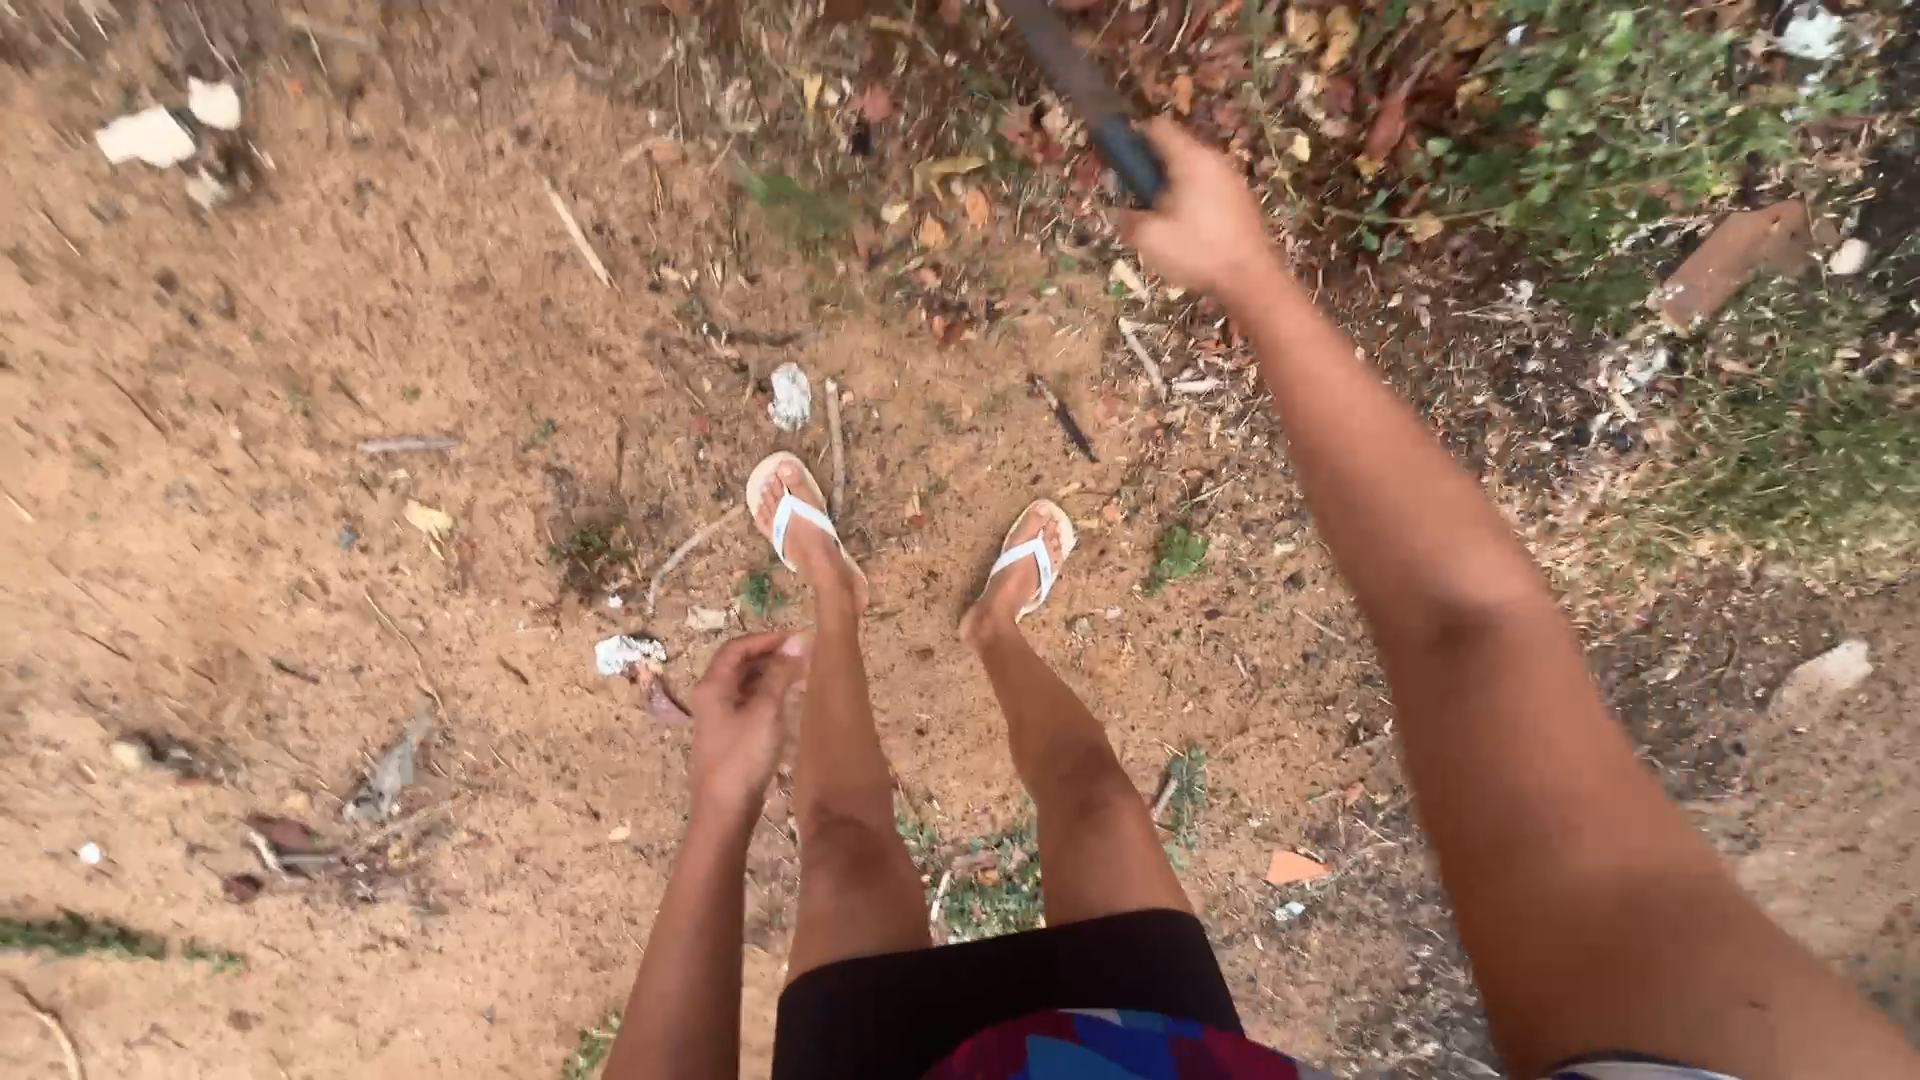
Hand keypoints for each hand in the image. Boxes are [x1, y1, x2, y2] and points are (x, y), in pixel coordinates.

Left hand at [685, 631, 807, 816]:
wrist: (724, 811)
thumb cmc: (743, 757)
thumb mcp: (766, 710)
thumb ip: (781, 674)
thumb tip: (798, 640)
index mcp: (712, 686)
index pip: (737, 648)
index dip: (766, 639)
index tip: (796, 640)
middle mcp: (710, 697)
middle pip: (738, 664)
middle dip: (770, 655)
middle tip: (801, 656)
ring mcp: (718, 717)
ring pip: (743, 684)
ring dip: (769, 674)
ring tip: (798, 675)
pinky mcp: (728, 735)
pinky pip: (747, 702)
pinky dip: (766, 694)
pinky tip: (786, 701)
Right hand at [1119, 117, 1284, 296]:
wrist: (1248, 276)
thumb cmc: (1197, 252)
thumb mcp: (1150, 240)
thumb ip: (1128, 220)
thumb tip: (1120, 213)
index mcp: (1189, 160)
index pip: (1157, 128)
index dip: (1133, 140)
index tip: (1120, 164)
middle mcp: (1213, 160)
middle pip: (1174, 150)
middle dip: (1151, 170)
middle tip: (1138, 201)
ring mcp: (1230, 178)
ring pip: (1190, 171)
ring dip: (1170, 188)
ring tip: (1162, 221)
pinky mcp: (1239, 198)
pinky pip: (1206, 187)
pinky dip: (1190, 198)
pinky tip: (1187, 230)